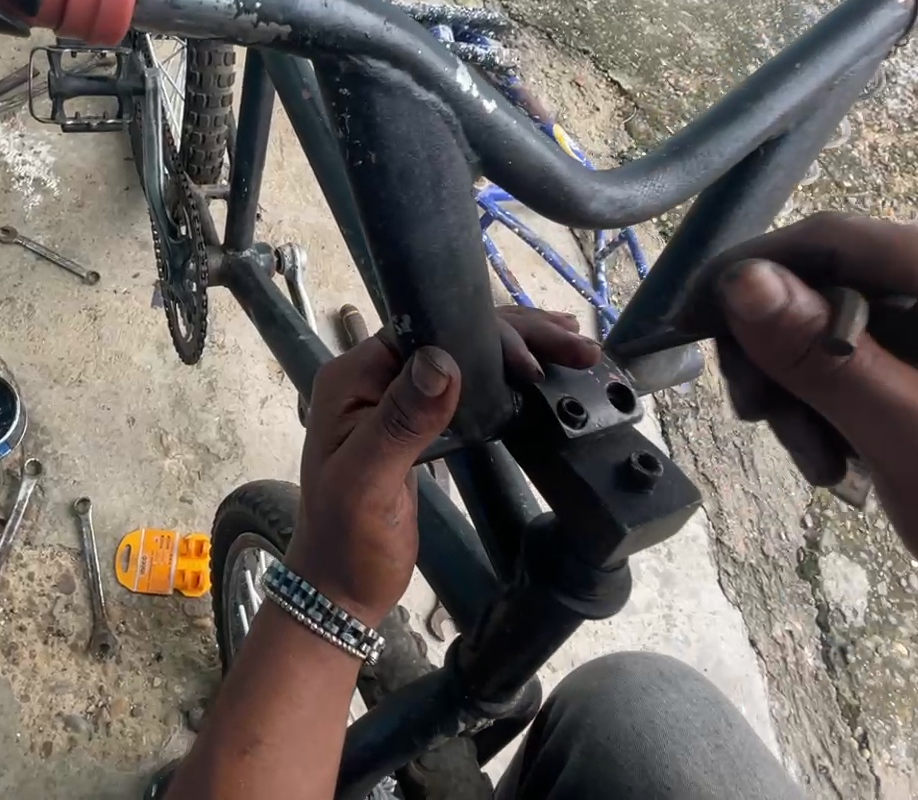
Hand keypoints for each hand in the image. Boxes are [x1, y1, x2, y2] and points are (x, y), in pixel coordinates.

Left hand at [286, 307, 600, 623]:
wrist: (341, 588)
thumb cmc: (348, 541)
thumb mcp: (369, 481)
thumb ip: (402, 420)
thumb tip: (443, 362)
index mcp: (354, 378)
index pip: (424, 329)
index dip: (482, 332)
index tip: (534, 355)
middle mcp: (373, 377)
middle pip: (448, 334)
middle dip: (513, 336)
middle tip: (577, 345)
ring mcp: (396, 399)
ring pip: (461, 356)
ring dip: (515, 351)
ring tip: (573, 349)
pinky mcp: (417, 423)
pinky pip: (463, 386)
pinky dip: (502, 378)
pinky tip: (538, 377)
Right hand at [691, 214, 917, 776]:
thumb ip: (828, 360)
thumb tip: (737, 280)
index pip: (845, 241)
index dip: (752, 271)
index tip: (688, 324)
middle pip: (828, 281)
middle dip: (776, 349)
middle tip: (757, 416)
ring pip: (825, 322)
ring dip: (795, 386)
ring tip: (813, 456)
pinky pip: (848, 356)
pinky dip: (820, 402)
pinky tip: (834, 453)